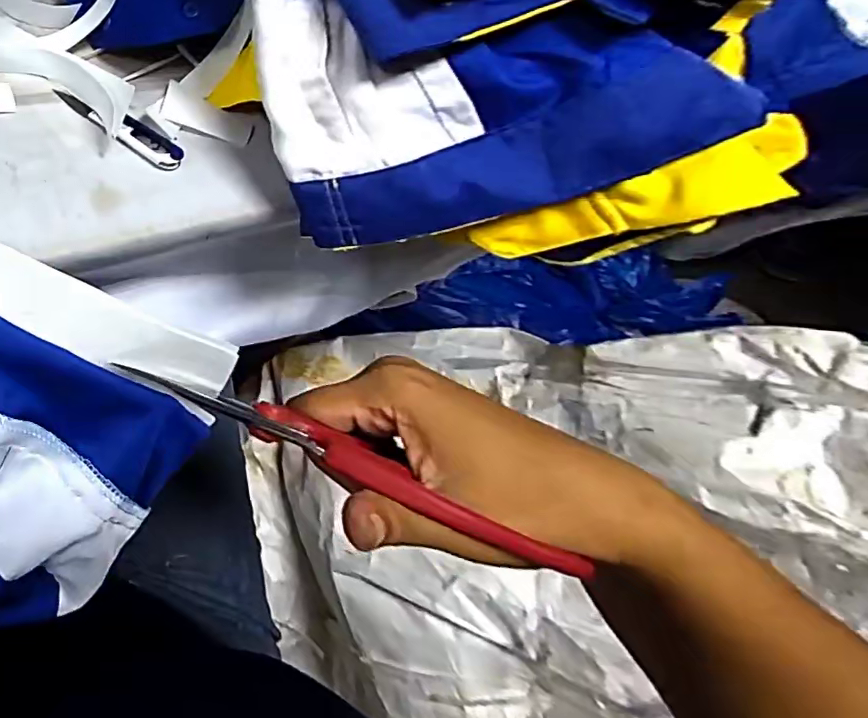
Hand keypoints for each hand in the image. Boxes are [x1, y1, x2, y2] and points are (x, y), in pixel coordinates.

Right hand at [286, 356, 696, 570]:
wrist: (608, 508)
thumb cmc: (529, 505)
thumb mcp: (451, 518)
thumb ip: (387, 517)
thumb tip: (349, 527)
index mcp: (390, 388)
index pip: (309, 410)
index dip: (297, 440)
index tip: (294, 464)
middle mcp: (392, 375)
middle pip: (330, 419)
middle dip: (352, 464)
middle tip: (401, 497)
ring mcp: (410, 386)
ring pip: (352, 426)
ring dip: (373, 465)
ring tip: (423, 492)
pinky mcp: (424, 401)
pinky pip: (376, 426)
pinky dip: (389, 458)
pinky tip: (428, 480)